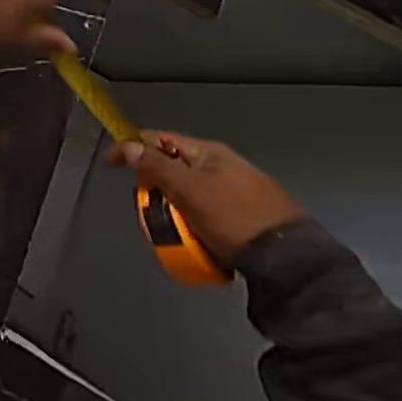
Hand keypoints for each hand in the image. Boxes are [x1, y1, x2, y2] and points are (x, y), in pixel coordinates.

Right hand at [109, 131, 305, 261]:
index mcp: (208, 151)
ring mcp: (238, 189)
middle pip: (174, 167)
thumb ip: (156, 167)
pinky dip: (196, 223)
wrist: (290, 262)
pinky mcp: (247, 216)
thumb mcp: (189, 191)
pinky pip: (208, 212)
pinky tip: (199, 241)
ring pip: (190, 192)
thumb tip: (128, 146)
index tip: (112, 164)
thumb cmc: (234, 218)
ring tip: (176, 232)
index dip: (132, 148)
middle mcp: (223, 164)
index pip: (160, 139)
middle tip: (150, 209)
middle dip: (156, 186)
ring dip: (176, 209)